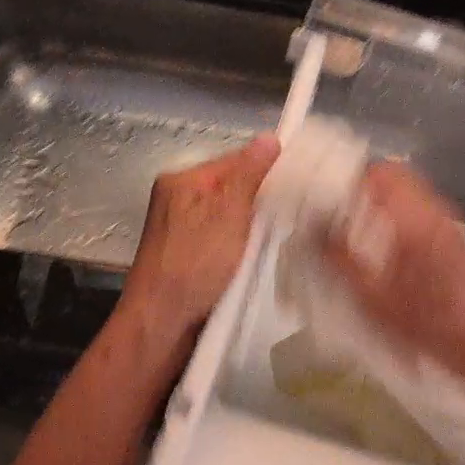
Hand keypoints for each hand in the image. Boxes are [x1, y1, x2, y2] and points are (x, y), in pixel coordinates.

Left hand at [121, 136, 279, 335]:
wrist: (161, 326)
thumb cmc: (193, 265)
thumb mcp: (227, 214)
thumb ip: (249, 175)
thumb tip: (270, 138)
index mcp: (183, 181)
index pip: (236, 160)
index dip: (269, 168)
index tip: (303, 181)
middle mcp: (181, 199)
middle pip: (235, 187)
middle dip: (264, 200)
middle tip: (298, 212)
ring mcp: (185, 229)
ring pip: (234, 216)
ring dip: (257, 227)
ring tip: (286, 235)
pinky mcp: (191, 256)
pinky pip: (226, 239)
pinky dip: (244, 246)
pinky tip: (263, 257)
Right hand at [322, 161, 464, 383]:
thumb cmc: (426, 323)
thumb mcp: (373, 298)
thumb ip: (340, 258)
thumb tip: (314, 227)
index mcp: (414, 218)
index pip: (378, 172)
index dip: (348, 178)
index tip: (326, 197)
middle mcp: (434, 209)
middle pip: (393, 175)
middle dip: (362, 188)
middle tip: (338, 212)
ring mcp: (447, 219)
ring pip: (407, 189)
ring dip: (380, 200)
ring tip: (357, 228)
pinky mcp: (452, 233)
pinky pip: (418, 206)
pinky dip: (397, 213)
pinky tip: (384, 244)